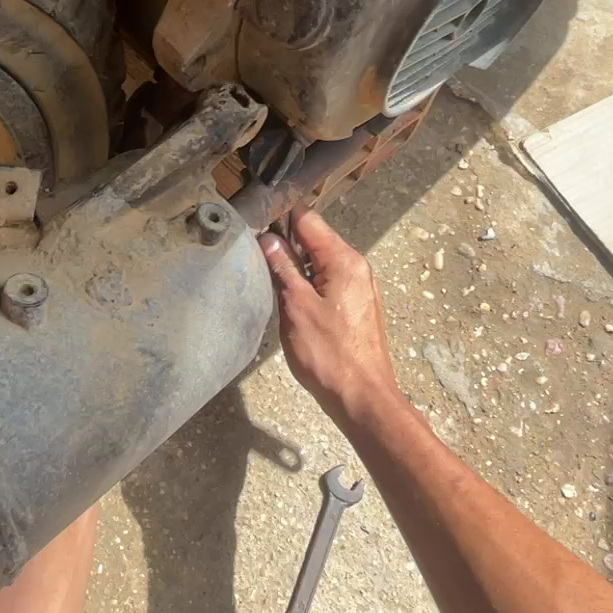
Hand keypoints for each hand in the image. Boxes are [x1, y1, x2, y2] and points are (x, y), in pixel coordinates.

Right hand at [257, 210, 401, 427]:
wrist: (361, 396)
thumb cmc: (328, 353)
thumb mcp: (296, 306)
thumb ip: (282, 267)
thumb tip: (268, 237)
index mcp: (344, 260)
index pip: (309, 219)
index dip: (280, 216)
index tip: (254, 219)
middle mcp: (356, 266)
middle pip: (315, 238)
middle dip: (285, 240)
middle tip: (252, 247)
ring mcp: (357, 286)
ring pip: (319, 261)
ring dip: (294, 263)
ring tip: (264, 270)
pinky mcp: (353, 306)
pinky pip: (326, 280)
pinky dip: (306, 281)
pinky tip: (287, 294)